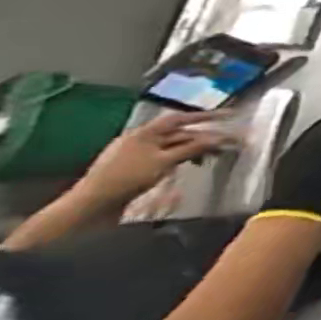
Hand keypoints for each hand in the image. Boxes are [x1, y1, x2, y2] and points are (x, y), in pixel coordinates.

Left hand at [76, 111, 231, 205]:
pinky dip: (180, 159)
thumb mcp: (164, 162)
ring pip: (172, 146)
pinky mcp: (135, 168)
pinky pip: (164, 157)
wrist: (92, 203)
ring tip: (211, 157)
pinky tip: (188, 166)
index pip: (179, 119)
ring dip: (193, 149)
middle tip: (227, 143)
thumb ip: (192, 149)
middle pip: (178, 133)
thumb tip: (219, 138)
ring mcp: (136, 154)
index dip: (204, 116)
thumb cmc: (128, 178)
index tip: (227, 116)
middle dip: (204, 137)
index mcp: (144, 133)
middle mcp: (140, 139)